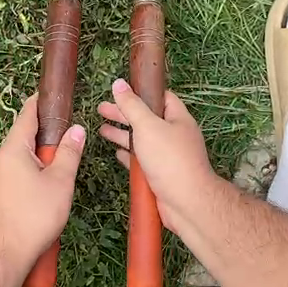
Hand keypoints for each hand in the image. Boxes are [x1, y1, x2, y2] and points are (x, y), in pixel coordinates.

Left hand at [0, 96, 86, 277]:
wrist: (3, 254)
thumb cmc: (34, 215)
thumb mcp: (60, 181)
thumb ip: (69, 153)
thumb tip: (76, 129)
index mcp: (13, 149)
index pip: (26, 115)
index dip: (39, 103)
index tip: (51, 95)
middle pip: (23, 137)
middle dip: (44, 135)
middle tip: (65, 136)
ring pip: (19, 159)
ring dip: (38, 158)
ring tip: (58, 168)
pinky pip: (14, 175)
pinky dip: (30, 174)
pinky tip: (43, 190)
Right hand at [96, 79, 217, 212]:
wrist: (186, 202)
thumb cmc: (169, 159)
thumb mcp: (147, 126)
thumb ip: (132, 106)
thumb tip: (118, 84)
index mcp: (178, 118)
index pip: (161, 97)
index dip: (142, 91)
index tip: (121, 91)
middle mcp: (175, 135)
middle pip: (147, 118)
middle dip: (125, 113)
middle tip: (102, 109)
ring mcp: (168, 156)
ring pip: (142, 140)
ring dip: (123, 134)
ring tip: (102, 130)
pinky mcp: (161, 174)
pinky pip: (142, 161)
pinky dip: (129, 156)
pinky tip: (117, 153)